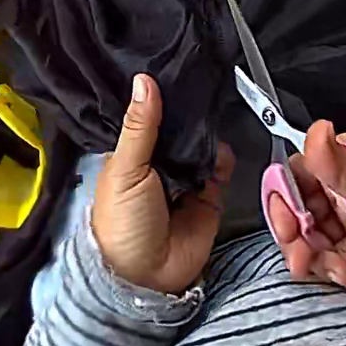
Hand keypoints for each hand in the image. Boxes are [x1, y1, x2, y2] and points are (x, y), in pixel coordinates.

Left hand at [92, 74, 232, 294]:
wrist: (144, 277)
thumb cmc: (122, 221)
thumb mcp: (125, 168)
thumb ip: (140, 126)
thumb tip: (144, 80)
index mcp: (133, 156)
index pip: (150, 120)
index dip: (162, 100)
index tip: (177, 68)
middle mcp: (160, 165)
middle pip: (180, 132)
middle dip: (190, 115)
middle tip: (203, 84)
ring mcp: (186, 181)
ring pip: (202, 148)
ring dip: (207, 135)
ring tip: (214, 112)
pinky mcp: (209, 198)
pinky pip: (220, 170)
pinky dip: (223, 159)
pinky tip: (221, 149)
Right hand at [265, 121, 345, 293]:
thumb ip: (342, 168)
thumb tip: (315, 129)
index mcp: (345, 161)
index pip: (296, 179)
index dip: (285, 205)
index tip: (290, 231)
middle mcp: (345, 186)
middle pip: (302, 216)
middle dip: (302, 243)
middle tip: (309, 265)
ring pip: (320, 243)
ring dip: (327, 265)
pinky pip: (342, 261)